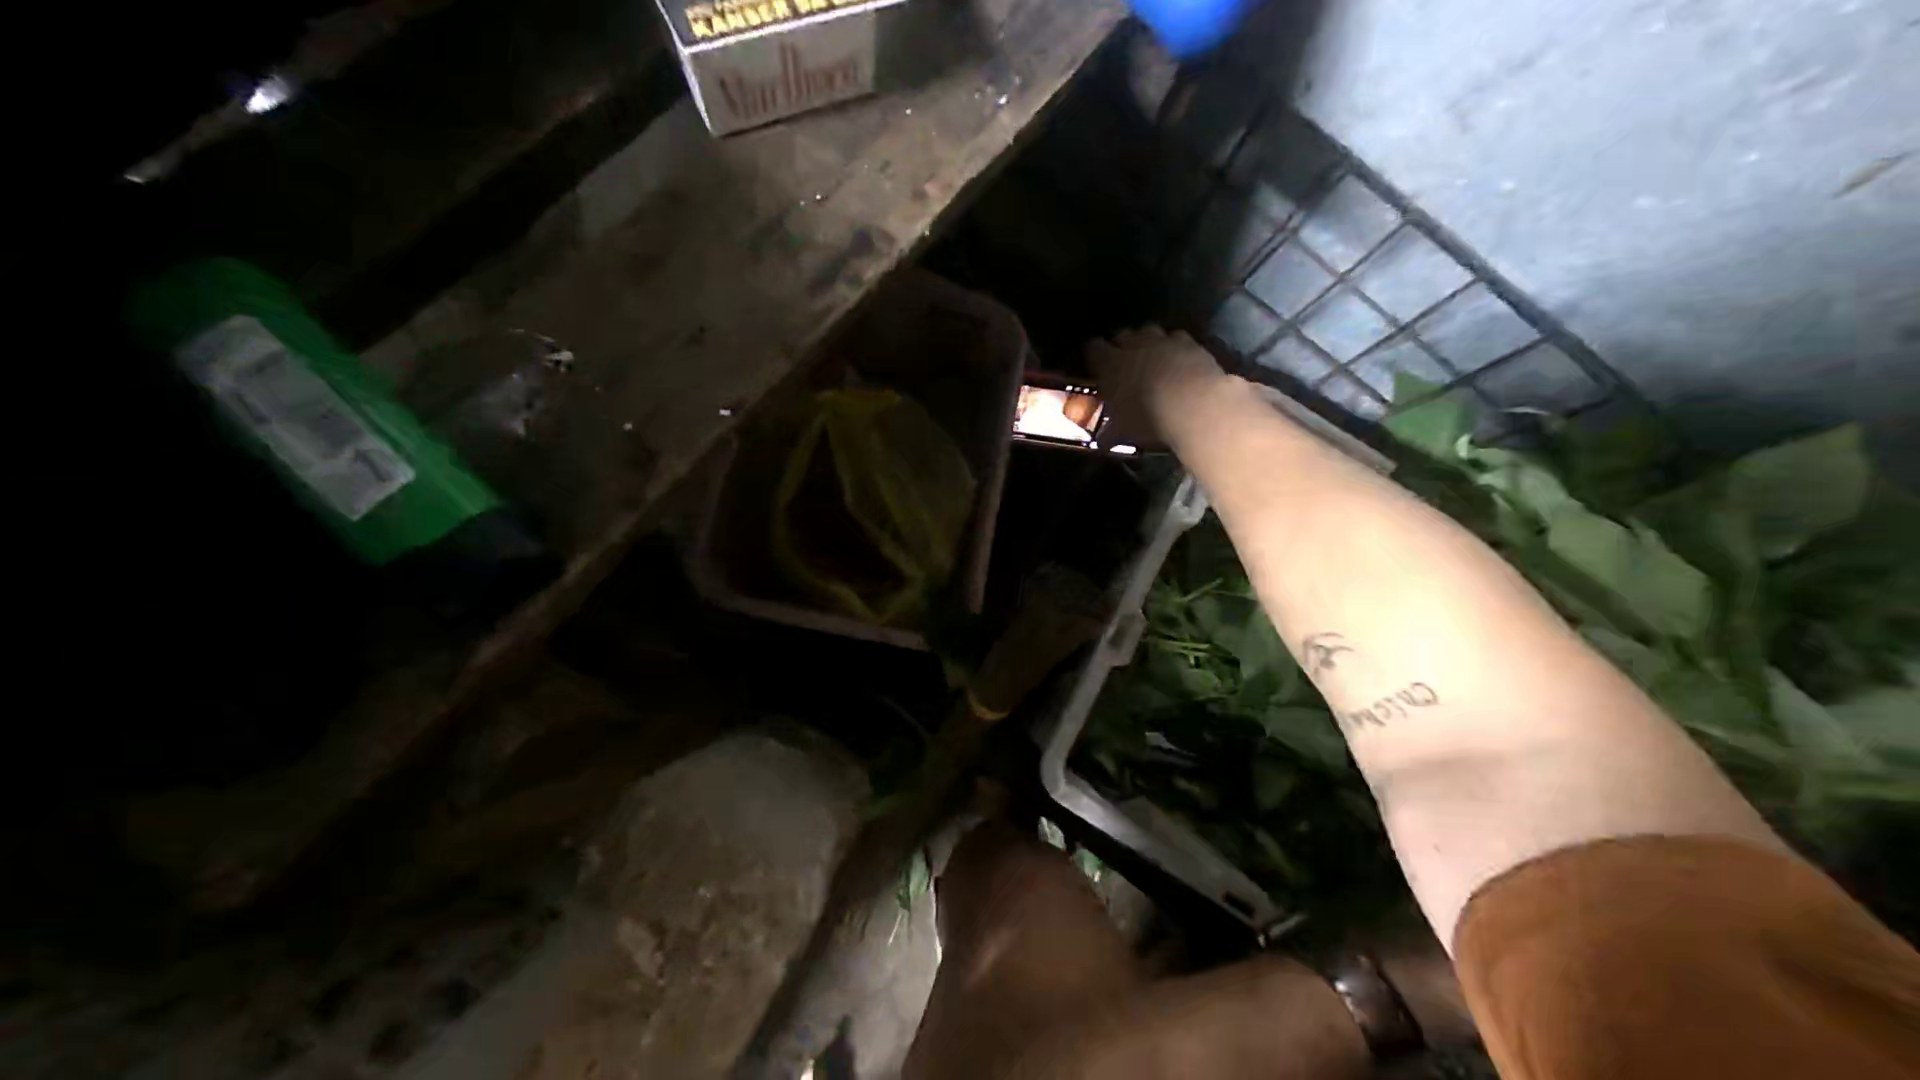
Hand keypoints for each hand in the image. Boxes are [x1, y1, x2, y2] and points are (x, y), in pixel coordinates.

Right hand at [1086, 326, 1230, 448]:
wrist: (1196, 407)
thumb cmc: (1149, 419)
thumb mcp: (1122, 431)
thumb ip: (1109, 431)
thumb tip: (1102, 441)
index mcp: (1109, 363)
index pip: (1092, 348)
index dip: (1093, 356)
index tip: (1096, 366)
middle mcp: (1134, 345)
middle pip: (1122, 335)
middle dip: (1121, 346)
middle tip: (1124, 364)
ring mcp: (1164, 341)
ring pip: (1150, 331)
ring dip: (1148, 342)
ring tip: (1151, 360)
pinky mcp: (1191, 343)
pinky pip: (1176, 338)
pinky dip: (1174, 347)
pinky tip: (1178, 361)